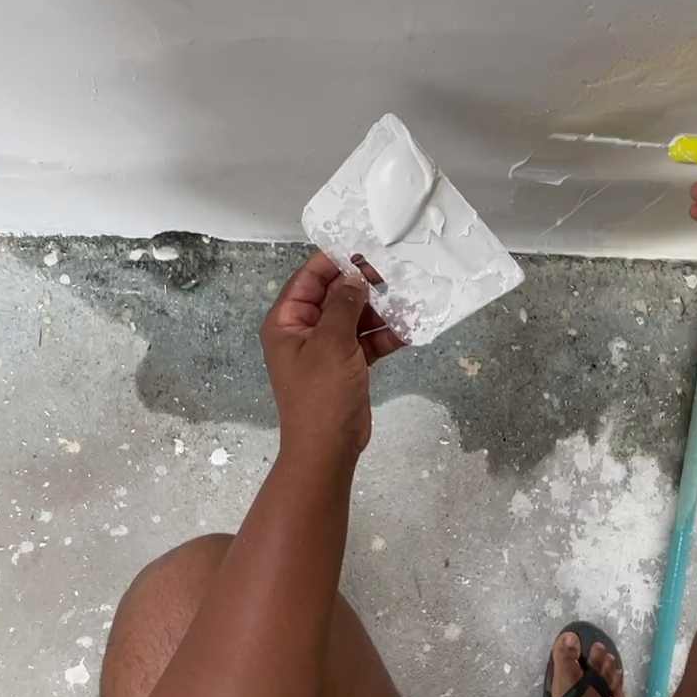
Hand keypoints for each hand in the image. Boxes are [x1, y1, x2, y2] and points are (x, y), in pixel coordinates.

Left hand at [260, 252, 405, 458]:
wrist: (327, 448)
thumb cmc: (321, 394)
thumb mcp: (331, 343)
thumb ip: (344, 305)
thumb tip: (355, 279)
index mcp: (287, 322)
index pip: (309, 280)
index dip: (334, 262)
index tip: (364, 248)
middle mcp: (304, 331)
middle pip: (334, 296)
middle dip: (363, 286)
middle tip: (393, 272)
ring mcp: (327, 349)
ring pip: (354, 318)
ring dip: (379, 311)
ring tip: (408, 298)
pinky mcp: (347, 365)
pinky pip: (366, 341)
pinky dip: (385, 335)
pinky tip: (409, 328)